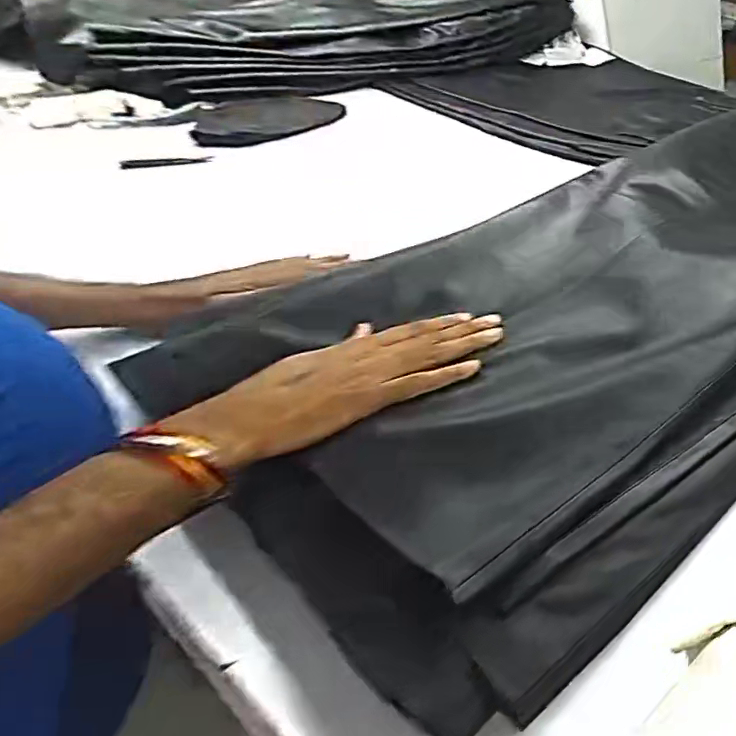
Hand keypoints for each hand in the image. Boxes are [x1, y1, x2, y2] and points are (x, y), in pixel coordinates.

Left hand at [120, 255, 349, 332]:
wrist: (138, 305)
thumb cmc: (175, 315)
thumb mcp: (220, 310)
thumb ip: (258, 299)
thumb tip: (293, 290)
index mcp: (256, 282)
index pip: (304, 273)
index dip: (331, 269)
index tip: (356, 266)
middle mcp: (256, 274)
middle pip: (303, 265)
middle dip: (332, 263)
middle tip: (357, 260)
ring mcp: (246, 276)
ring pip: (292, 264)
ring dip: (318, 261)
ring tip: (339, 257)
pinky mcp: (235, 280)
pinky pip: (277, 267)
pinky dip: (297, 263)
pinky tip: (300, 262)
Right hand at [159, 314, 504, 470]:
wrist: (238, 419)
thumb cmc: (264, 392)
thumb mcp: (307, 359)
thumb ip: (342, 345)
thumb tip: (364, 330)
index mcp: (355, 346)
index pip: (409, 330)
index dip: (441, 322)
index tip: (468, 316)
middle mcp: (371, 355)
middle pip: (428, 337)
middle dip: (465, 329)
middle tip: (497, 321)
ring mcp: (373, 375)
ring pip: (431, 354)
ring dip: (467, 344)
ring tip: (495, 336)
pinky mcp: (371, 399)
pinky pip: (418, 383)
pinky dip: (448, 374)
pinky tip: (474, 367)